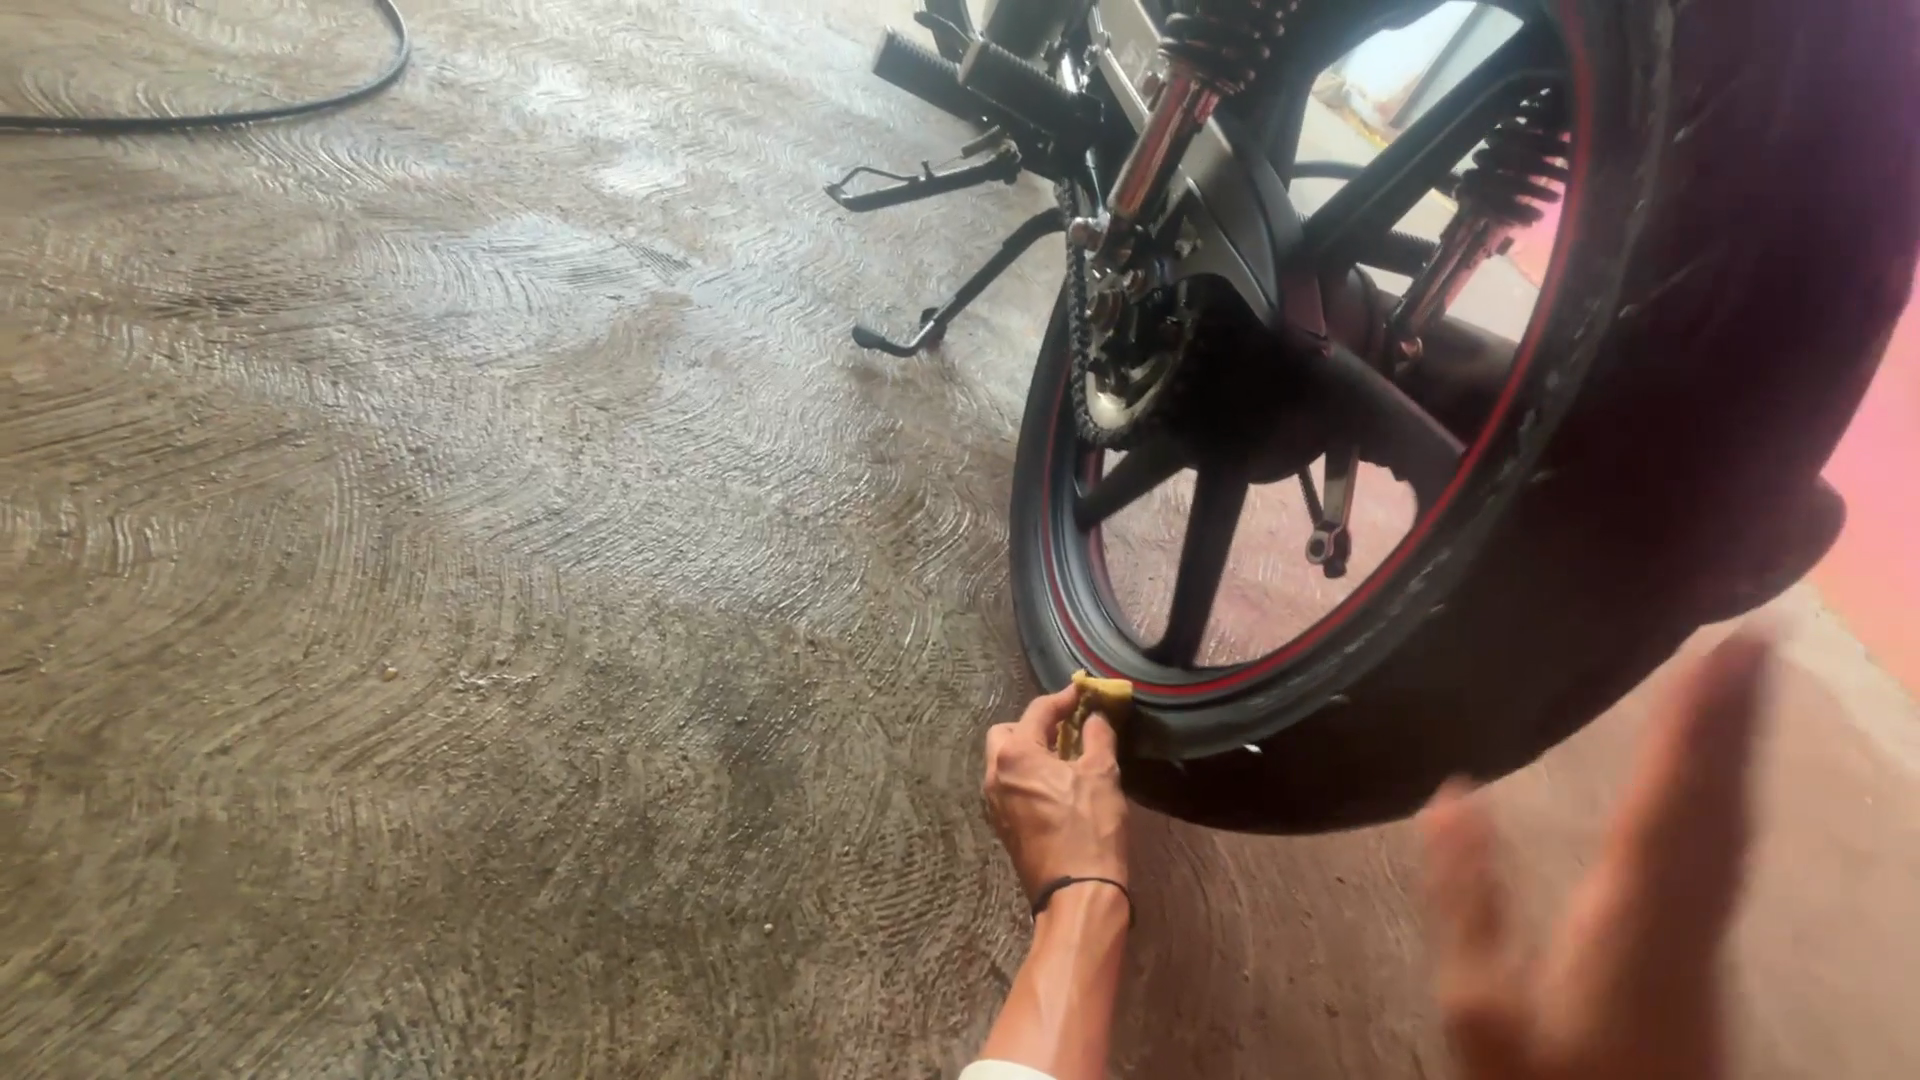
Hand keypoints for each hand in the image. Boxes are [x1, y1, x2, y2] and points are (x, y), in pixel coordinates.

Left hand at [983, 685, 1129, 900]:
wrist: (1078, 895)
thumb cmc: (1091, 829)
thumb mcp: (1102, 775)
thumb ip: (1096, 736)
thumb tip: (1094, 716)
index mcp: (1016, 755)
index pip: (1037, 712)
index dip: (1062, 698)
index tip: (1081, 691)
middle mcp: (995, 774)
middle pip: (1006, 733)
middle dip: (1033, 725)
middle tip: (1065, 728)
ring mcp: (994, 802)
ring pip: (1003, 760)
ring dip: (1028, 750)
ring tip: (1062, 755)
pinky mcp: (1002, 825)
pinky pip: (1008, 785)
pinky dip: (1026, 775)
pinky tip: (1053, 784)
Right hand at [1420, 632, 1771, 1079]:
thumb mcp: (1480, 1007)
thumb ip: (1468, 900)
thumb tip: (1455, 793)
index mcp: (1635, 927)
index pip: (1671, 810)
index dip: (1699, 731)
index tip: (1727, 654)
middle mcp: (1689, 922)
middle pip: (1719, 812)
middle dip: (1733, 724)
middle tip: (1750, 642)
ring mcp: (1703, 939)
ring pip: (1732, 832)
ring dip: (1736, 754)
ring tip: (1734, 687)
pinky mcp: (1698, 949)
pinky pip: (1721, 852)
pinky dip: (1721, 795)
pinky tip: (1708, 779)